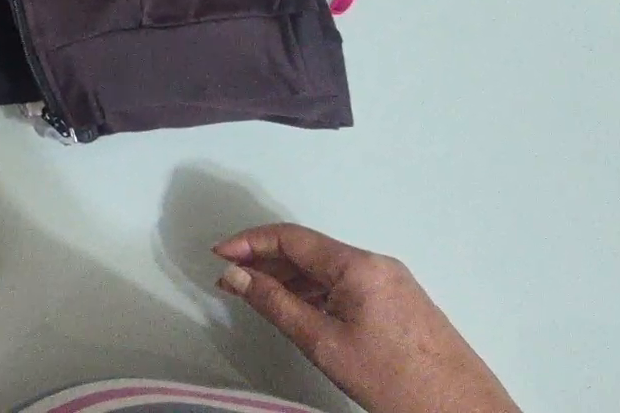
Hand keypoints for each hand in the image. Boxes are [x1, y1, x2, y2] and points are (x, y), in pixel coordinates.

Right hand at [212, 223, 519, 412]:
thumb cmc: (396, 382)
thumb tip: (234, 275)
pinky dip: (313, 291)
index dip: (248, 242)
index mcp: (358, 265)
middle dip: (264, 261)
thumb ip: (274, 303)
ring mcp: (392, 283)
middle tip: (230, 279)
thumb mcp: (325, 343)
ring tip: (255, 295)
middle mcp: (376, 263)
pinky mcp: (401, 303)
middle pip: (307, 250)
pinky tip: (296, 309)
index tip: (218, 255)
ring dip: (287, 277)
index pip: (290, 237)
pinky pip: (344, 284)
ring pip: (325, 268)